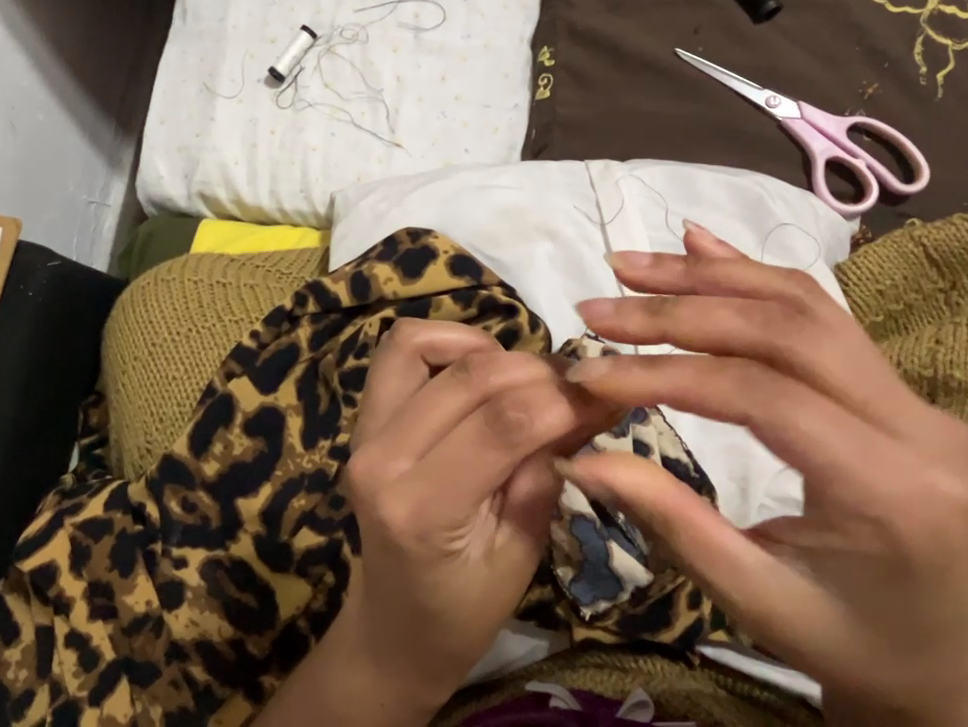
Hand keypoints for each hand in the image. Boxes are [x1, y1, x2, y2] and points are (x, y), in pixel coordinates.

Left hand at [258, 319, 612, 726]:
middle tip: (576, 386)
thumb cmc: (463, 606)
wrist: (393, 624)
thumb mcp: (521, 552)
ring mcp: (362, 431)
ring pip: (420, 344)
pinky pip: (400, 351)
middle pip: (466, 377)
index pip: (501, 425)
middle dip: (534, 371)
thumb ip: (548, 472)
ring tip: (521, 382)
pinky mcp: (363, 415)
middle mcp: (379, 458)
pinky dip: (445, 343)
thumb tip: (594, 399)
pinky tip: (480, 372)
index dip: (560, 400)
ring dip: (484, 348)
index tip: (604, 395)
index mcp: (420, 509)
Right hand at [560, 225, 967, 726]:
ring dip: (708, 277)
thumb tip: (578, 457)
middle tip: (597, 307)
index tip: (588, 371)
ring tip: (630, 267)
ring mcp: (918, 401)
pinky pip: (824, 317)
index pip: (759, 394)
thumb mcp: (750, 595)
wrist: (943, 669)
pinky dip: (752, 277)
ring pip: (804, 305)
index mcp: (888, 490)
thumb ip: (668, 517)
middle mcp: (919, 427)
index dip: (664, 372)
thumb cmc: (844, 643)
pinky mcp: (902, 391)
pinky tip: (701, 244)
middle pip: (784, 330)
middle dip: (678, 311)